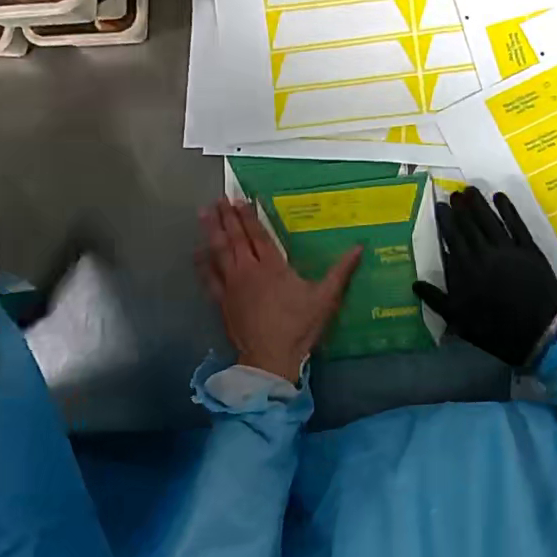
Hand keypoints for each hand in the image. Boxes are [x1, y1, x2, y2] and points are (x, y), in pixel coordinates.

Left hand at [196, 199, 361, 383]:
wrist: (269, 357)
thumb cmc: (298, 327)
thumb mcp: (325, 298)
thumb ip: (341, 271)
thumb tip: (360, 247)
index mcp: (272, 266)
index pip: (258, 235)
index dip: (249, 216)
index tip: (240, 200)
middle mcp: (248, 270)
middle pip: (235, 238)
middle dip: (227, 217)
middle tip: (219, 199)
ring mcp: (231, 285)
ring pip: (218, 251)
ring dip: (212, 231)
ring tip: (205, 213)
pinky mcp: (221, 301)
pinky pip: (209, 277)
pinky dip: (202, 263)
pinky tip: (197, 252)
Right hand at [413, 186, 556, 370]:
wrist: (540, 334)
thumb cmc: (495, 329)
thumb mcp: (458, 319)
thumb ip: (436, 299)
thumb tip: (415, 283)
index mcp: (466, 269)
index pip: (453, 237)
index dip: (446, 220)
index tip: (440, 206)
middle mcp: (485, 253)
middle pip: (470, 225)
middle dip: (461, 208)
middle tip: (453, 193)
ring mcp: (509, 250)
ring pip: (491, 221)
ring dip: (480, 204)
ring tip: (471, 190)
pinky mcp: (530, 251)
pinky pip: (517, 225)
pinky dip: (509, 210)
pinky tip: (501, 198)